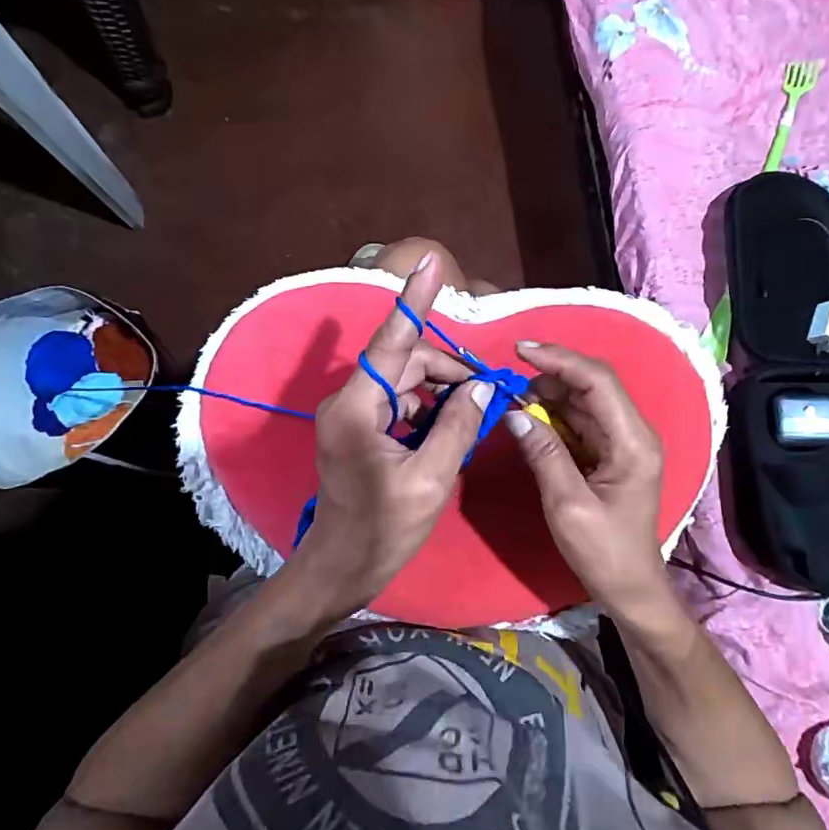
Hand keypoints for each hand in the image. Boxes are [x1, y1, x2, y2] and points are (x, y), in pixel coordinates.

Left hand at [291, 252, 491, 614]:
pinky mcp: (358, 428)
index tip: (432, 263)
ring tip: (470, 415)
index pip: (392, 341)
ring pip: (405, 381)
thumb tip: (482, 387)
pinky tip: (449, 428)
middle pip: (405, 361)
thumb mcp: (430, 478)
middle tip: (486, 394)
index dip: (414, 300)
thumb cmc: (383, 529)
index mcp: (357, 408)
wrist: (342, 566)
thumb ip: (457, 426)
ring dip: (441, 391)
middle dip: (448, 371)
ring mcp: (351, 414)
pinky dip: (427, 408)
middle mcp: (349, 401)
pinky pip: (399, 402)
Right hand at [503, 343, 672, 617]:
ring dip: (550, 392)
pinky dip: (555, 413)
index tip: (521, 350)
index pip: (598, 381)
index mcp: (633, 441)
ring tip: (514, 395)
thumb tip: (515, 413)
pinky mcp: (610, 453)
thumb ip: (544, 454)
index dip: (560, 360)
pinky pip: (581, 420)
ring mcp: (622, 442)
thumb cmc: (603, 551)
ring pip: (585, 400)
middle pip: (593, 384)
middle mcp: (633, 433)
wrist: (629, 586)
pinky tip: (531, 415)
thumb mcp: (567, 505)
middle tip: (510, 378)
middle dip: (551, 374)